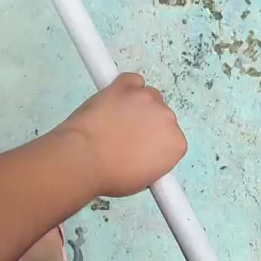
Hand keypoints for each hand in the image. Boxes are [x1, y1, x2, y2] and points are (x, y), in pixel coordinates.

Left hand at [52, 73, 187, 197]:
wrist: (84, 158)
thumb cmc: (111, 175)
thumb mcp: (142, 179)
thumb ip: (153, 160)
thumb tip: (146, 152)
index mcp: (176, 144)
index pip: (170, 137)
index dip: (152, 141)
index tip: (138, 146)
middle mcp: (168, 118)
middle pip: (160, 115)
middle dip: (145, 122)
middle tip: (122, 134)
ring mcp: (146, 98)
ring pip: (147, 96)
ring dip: (134, 104)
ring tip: (113, 119)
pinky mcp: (125, 85)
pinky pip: (131, 80)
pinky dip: (124, 87)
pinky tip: (113, 100)